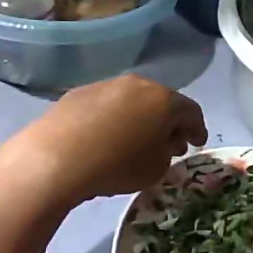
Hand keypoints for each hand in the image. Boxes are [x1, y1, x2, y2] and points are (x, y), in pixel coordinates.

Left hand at [0, 75, 207, 204]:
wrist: (55, 158)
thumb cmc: (116, 165)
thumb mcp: (156, 168)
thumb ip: (168, 151)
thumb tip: (163, 141)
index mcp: (164, 99)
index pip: (191, 111)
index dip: (197, 129)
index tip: (197, 143)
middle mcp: (138, 84)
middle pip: (162, 102)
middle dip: (168, 123)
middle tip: (170, 144)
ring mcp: (106, 85)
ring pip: (133, 101)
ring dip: (140, 118)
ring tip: (136, 141)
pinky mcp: (79, 93)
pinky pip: (107, 106)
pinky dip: (114, 119)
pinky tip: (106, 138)